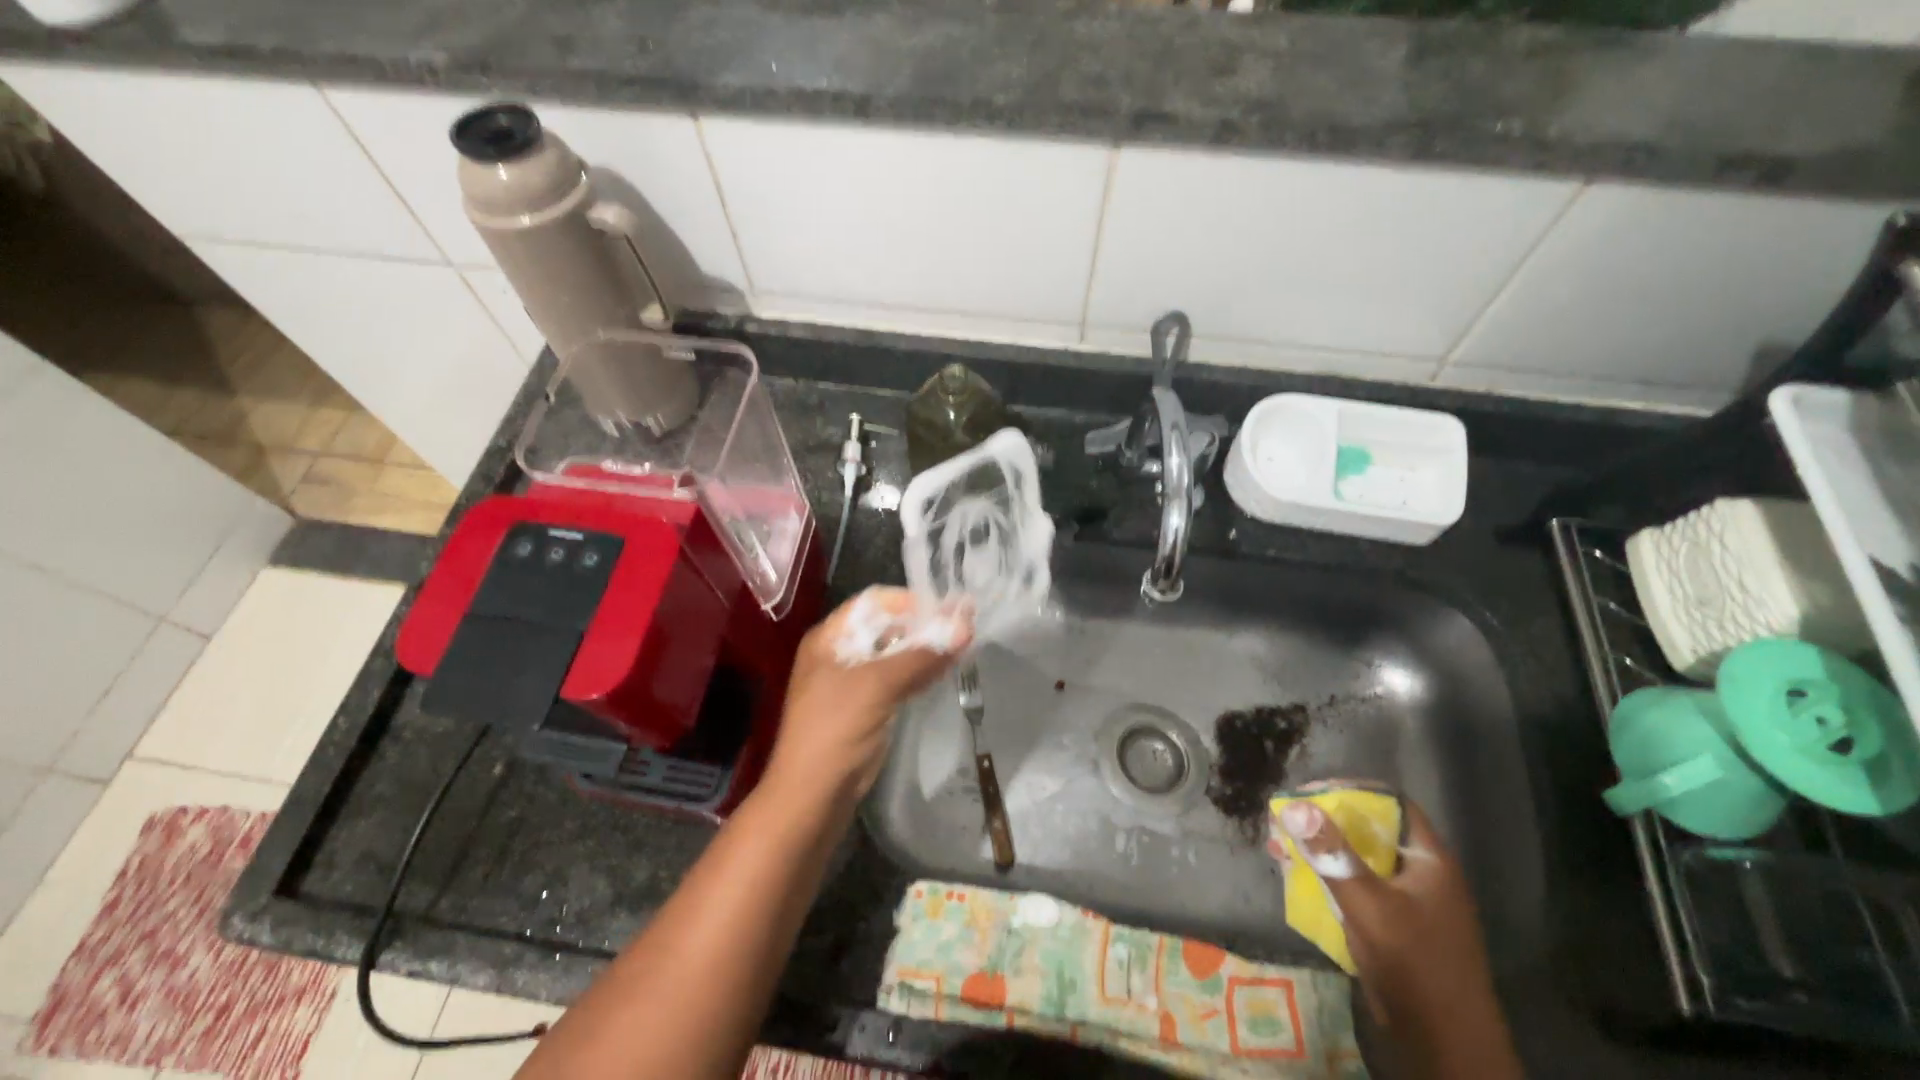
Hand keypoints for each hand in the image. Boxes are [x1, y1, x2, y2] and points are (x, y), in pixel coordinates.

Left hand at [766, 587, 971, 802]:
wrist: (811, 798)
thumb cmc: (835, 731)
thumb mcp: (877, 686)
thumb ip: (921, 656)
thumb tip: (966, 629)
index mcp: (829, 639)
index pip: (873, 602)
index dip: (910, 601)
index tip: (949, 608)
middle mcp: (837, 655)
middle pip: (885, 627)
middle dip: (923, 625)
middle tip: (964, 626)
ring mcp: (850, 685)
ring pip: (893, 655)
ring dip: (925, 650)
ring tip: (963, 645)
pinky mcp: (864, 710)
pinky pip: (895, 681)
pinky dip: (919, 673)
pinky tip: (944, 671)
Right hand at [1270, 793, 1522, 1079]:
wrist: (1445, 1041)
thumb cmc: (1413, 964)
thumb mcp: (1368, 905)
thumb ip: (1333, 856)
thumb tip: (1295, 806)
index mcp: (1428, 859)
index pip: (1390, 804)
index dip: (1349, 791)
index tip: (1306, 793)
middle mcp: (1420, 874)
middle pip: (1369, 832)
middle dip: (1324, 823)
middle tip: (1282, 822)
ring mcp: (1407, 903)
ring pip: (1358, 863)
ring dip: (1320, 854)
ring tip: (1279, 850)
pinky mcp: (1393, 928)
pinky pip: (1357, 892)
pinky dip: (1328, 883)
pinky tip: (1297, 884)